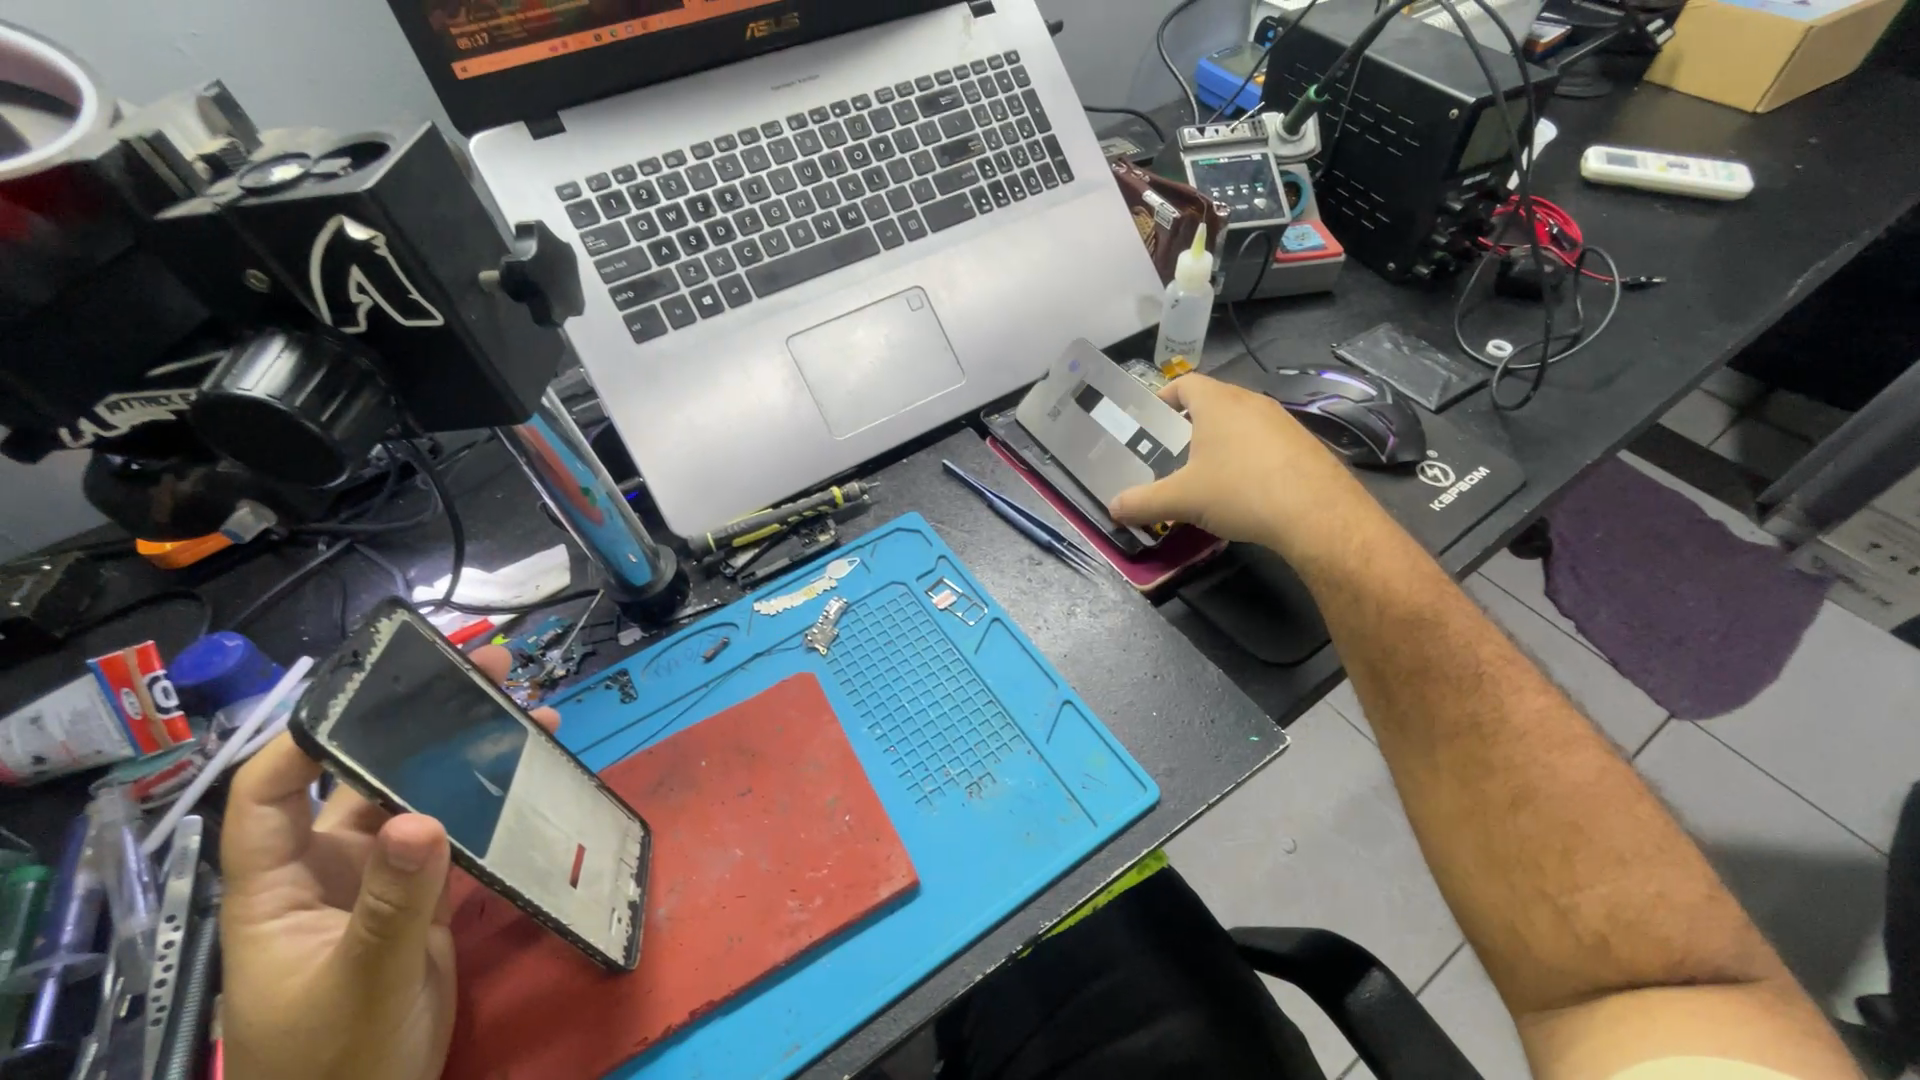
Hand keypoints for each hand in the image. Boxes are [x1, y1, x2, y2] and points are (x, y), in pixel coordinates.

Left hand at [221, 644, 559, 1079]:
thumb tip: (424, 818)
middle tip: (481, 673)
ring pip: (421, 803)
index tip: (372, 692)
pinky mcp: (427, 901)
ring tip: (525, 709)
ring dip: (467, 758)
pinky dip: (493, 806)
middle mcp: (329, 871)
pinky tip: (533, 775)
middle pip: (362, 782)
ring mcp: (382, 884)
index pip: (271, 797)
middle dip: (416, 725)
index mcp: (281, 887)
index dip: (306, 740)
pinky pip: (460, 839)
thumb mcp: (361, 987)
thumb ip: (391, 907)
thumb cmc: (333, 1064)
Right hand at [1106, 373, 1385, 569]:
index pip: (1184, 383)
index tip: (1151, 420)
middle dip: (1190, 425)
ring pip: (1241, 422)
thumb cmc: (1239, 491)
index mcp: (1217, 402)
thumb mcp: (1182, 500)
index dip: (1164, 397)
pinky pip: (1265, 442)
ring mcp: (1281, 421)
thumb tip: (1112, 509)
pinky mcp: (1303, 445)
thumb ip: (1142, 503)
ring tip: (1206, 474)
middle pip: (1213, 402)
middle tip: (1172, 454)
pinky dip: (1248, 457)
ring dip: (1221, 441)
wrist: (1317, 513)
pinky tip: (1244, 489)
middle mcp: (1250, 402)